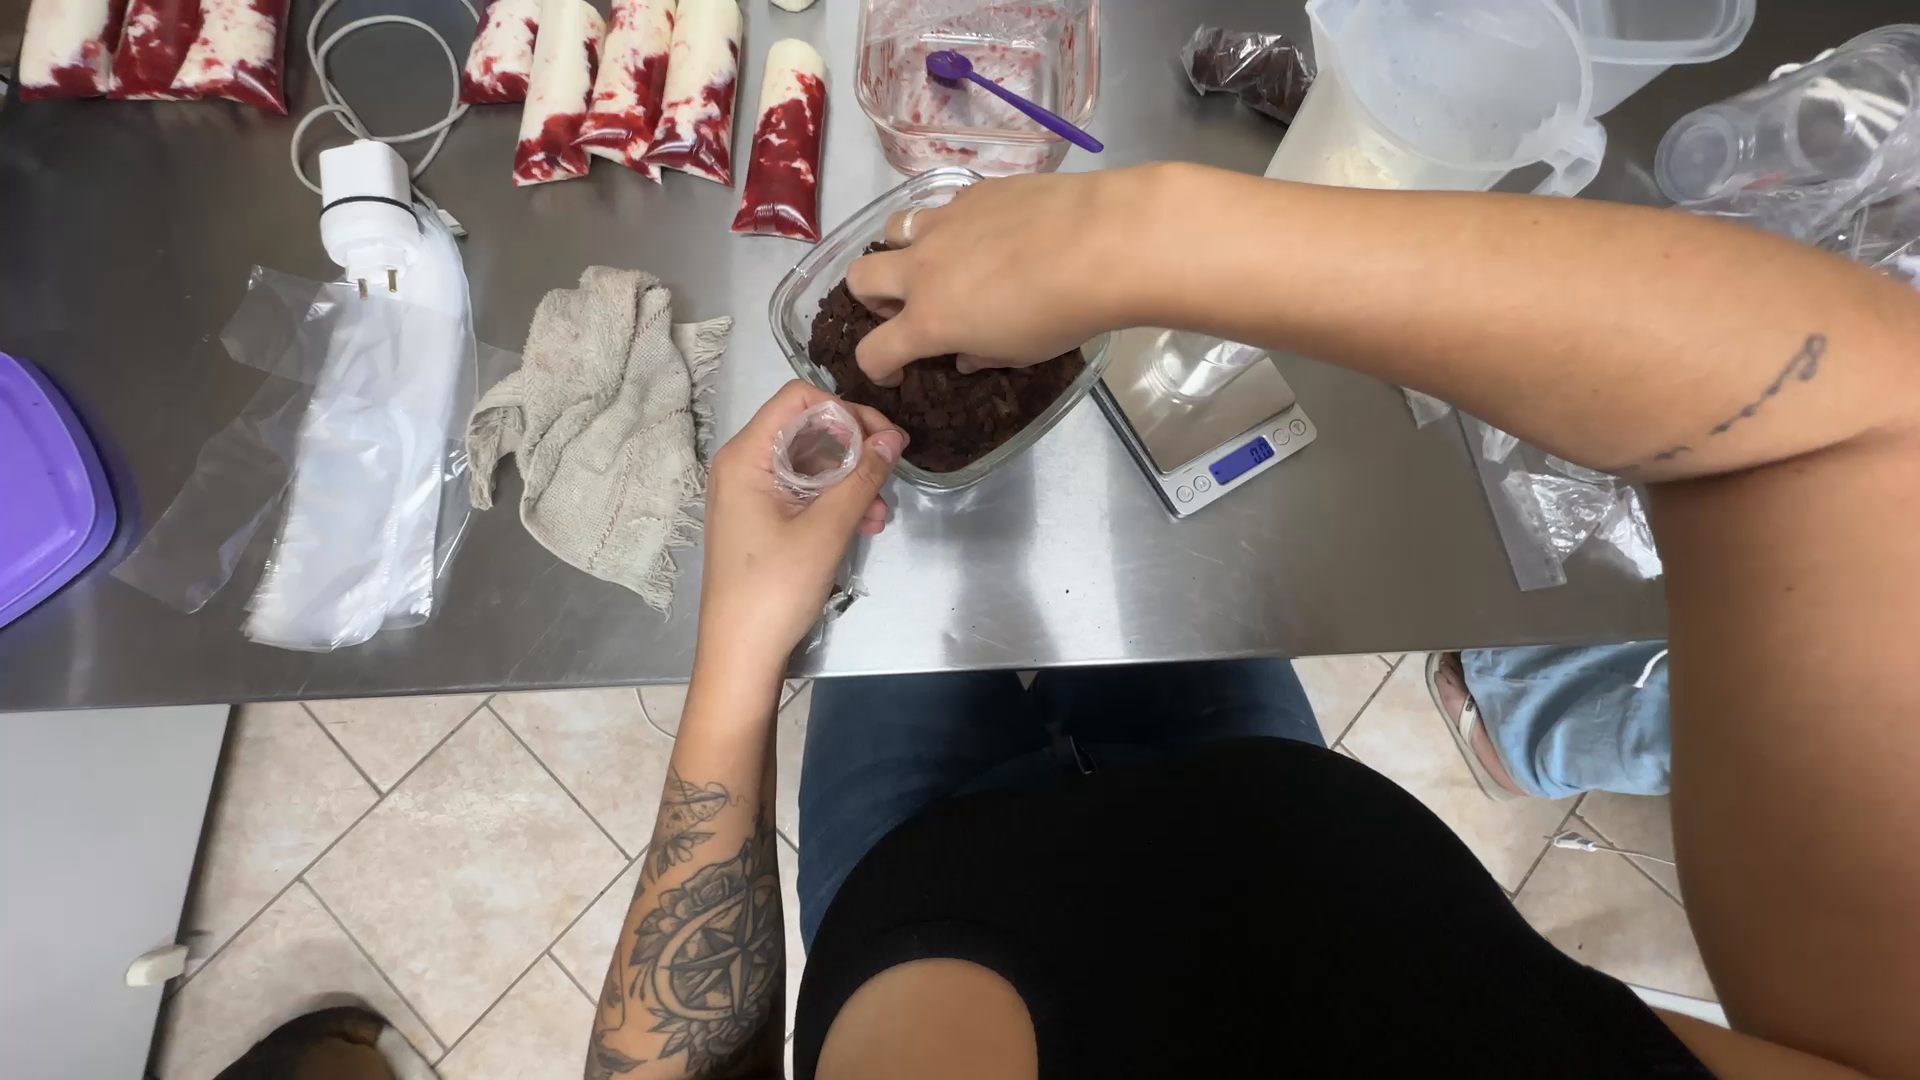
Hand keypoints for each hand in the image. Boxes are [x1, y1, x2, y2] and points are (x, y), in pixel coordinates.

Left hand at [695, 381, 907, 674]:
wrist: (741, 652)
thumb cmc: (776, 586)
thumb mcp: (827, 528)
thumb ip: (863, 476)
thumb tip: (896, 437)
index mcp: (746, 456)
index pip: (800, 399)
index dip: (846, 410)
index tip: (884, 438)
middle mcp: (744, 465)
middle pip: (808, 430)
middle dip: (854, 449)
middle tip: (890, 474)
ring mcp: (752, 493)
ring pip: (812, 464)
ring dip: (851, 480)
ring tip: (880, 515)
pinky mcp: (763, 518)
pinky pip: (806, 492)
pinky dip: (837, 501)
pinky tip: (865, 525)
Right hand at [845, 166, 1166, 385]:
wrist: (1102, 244)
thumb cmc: (1060, 315)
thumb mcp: (1019, 354)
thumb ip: (981, 355)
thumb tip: (964, 355)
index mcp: (930, 320)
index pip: (874, 351)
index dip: (877, 369)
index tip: (895, 371)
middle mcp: (923, 268)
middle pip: (860, 277)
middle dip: (869, 299)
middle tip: (903, 308)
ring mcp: (945, 222)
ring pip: (893, 229)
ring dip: (902, 252)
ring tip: (937, 263)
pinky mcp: (974, 191)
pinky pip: (943, 208)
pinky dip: (949, 227)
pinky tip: (987, 234)